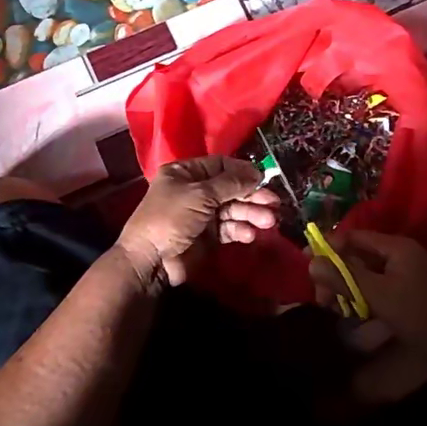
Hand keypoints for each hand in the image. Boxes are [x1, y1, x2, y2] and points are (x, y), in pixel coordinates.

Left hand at [114, 156, 280, 287]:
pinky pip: (228, 228)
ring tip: (268, 221)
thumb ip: (230, 184)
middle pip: (230, 188)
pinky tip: (249, 234)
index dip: (242, 171)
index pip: (220, 165)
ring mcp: (201, 214)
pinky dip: (240, 230)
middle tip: (274, 202)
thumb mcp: (199, 195)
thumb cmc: (171, 217)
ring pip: (232, 209)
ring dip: (251, 213)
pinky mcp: (207, 237)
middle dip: (252, 195)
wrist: (151, 260)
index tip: (263, 178)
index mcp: (185, 173)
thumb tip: (256, 173)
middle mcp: (194, 190)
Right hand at [310, 230, 426, 373]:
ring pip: (364, 274)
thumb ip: (344, 277)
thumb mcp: (378, 295)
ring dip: (345, 287)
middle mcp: (400, 255)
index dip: (328, 247)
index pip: (353, 236)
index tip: (306, 263)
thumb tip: (310, 261)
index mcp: (396, 247)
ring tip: (332, 307)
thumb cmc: (420, 316)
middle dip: (335, 273)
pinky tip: (351, 312)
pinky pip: (374, 287)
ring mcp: (404, 275)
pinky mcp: (405, 294)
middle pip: (356, 255)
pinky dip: (359, 297)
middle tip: (321, 297)